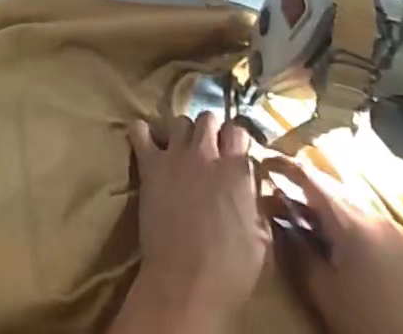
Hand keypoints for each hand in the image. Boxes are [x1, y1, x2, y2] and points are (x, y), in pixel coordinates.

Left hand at [111, 112, 268, 333]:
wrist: (184, 285)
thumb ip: (257, 203)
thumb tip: (254, 188)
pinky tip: (146, 140)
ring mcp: (177, 156)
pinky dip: (142, 132)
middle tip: (209, 150)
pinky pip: (140, 132)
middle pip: (209, 118)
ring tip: (181, 150)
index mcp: (238, 170)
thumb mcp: (261, 239)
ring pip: (180, 120)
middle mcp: (208, 153)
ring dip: (183, 133)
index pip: (239, 131)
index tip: (235, 153)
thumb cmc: (229, 271)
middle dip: (210, 130)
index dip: (237, 141)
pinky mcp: (150, 166)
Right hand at [266, 159, 402, 333]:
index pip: (312, 178)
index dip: (287, 166)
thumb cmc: (363, 325)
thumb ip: (296, 248)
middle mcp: (379, 217)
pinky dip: (365, 233)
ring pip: (362, 210)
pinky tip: (359, 256)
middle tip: (287, 204)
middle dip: (311, 194)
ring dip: (338, 215)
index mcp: (351, 222)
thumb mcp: (321, 290)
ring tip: (320, 232)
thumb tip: (277, 217)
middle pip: (337, 192)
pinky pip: (386, 231)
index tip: (266, 162)